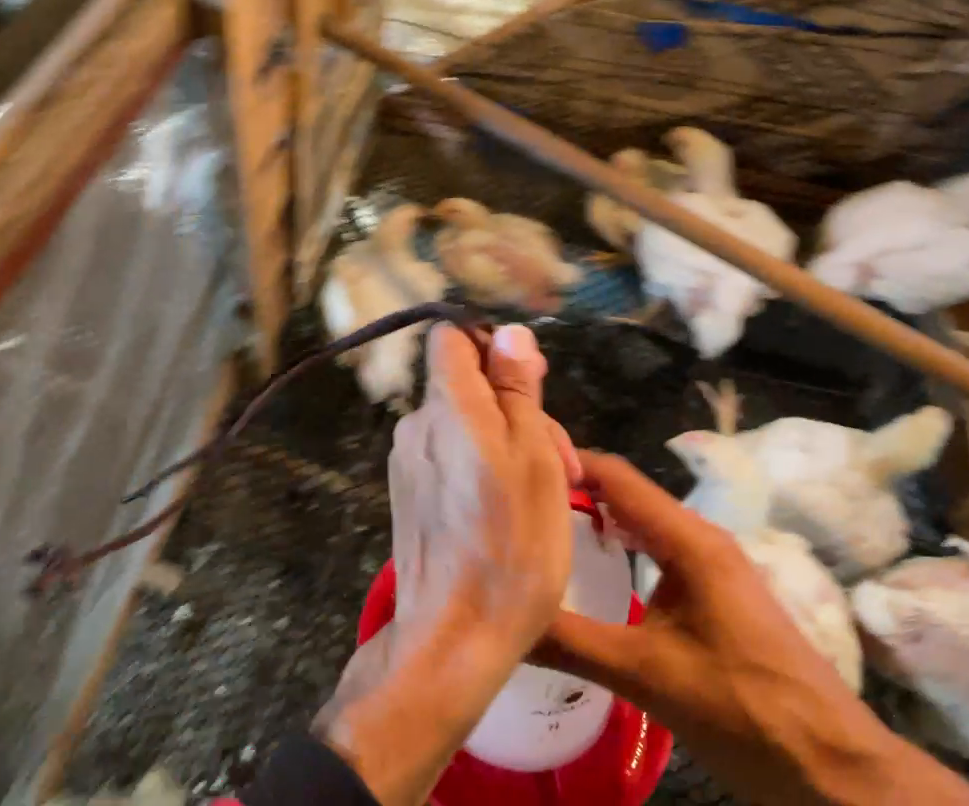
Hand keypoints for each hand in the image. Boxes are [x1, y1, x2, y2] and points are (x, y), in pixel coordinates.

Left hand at [389, 323, 574, 655]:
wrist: (454, 635)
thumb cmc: (510, 545)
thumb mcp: (532, 458)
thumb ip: (516, 390)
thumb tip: (509, 332)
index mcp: (446, 407)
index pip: (450, 337)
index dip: (490, 346)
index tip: (530, 385)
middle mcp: (415, 425)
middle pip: (466, 385)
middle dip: (516, 409)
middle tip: (560, 461)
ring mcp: (408, 462)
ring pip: (463, 424)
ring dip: (507, 443)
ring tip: (546, 494)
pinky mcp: (409, 494)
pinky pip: (450, 458)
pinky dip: (482, 470)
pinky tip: (510, 512)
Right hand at [534, 451, 968, 805]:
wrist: (835, 772)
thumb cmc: (745, 708)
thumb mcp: (646, 675)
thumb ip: (568, 641)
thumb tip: (495, 619)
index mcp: (690, 540)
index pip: (614, 475)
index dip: (562, 462)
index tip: (507, 468)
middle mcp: (700, 541)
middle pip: (623, 496)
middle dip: (568, 494)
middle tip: (507, 504)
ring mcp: (710, 571)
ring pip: (638, 528)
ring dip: (590, 526)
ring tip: (532, 535)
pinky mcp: (713, 600)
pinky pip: (651, 557)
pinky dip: (614, 556)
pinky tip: (584, 580)